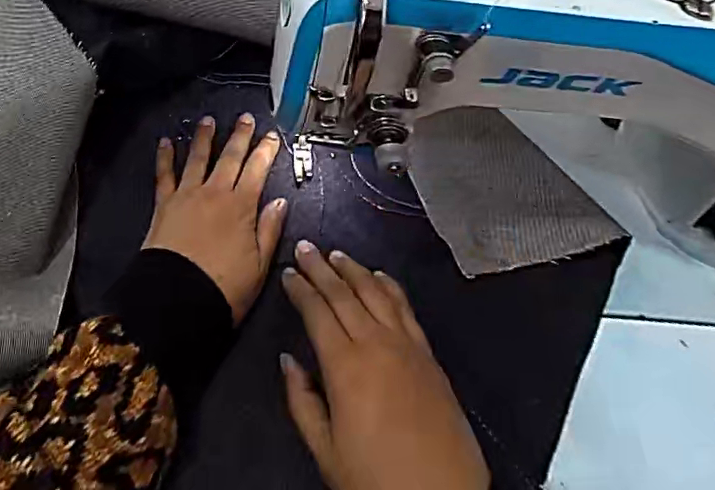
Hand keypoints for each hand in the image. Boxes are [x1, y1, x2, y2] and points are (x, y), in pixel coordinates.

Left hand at [143, 113, 286, 322]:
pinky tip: (165, 142)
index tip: (271, 136)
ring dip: (204, 137)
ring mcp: (187, 195)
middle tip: (245, 118)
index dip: (266, 151)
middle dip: (239, 136)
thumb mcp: (259, 266)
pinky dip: (165, 157)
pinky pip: (164, 174)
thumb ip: (270, 229)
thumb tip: (280, 201)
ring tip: (208, 120)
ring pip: (198, 158)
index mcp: (241, 207)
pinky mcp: (164, 204)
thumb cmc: (224, 289)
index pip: (257, 170)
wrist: (176, 300)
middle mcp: (215, 193)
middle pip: (229, 157)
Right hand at [281, 244, 488, 489]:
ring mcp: (405, 345)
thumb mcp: (326, 452)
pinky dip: (389, 285)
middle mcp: (374, 343)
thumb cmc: (377, 481)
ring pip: (374, 292)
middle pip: (343, 293)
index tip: (287, 272)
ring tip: (336, 254)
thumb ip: (302, 401)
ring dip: (352, 269)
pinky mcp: (428, 353)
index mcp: (344, 366)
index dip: (300, 288)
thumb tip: (288, 360)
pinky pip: (405, 307)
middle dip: (320, 267)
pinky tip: (378, 276)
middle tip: (305, 247)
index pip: (316, 312)